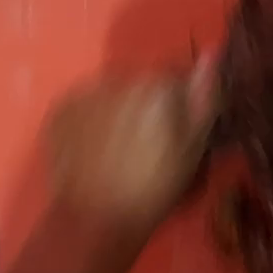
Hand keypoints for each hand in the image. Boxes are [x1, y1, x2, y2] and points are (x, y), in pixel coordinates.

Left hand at [44, 61, 217, 234]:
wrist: (96, 218)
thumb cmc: (155, 188)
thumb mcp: (193, 148)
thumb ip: (203, 98)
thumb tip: (211, 54)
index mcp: (157, 85)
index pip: (178, 75)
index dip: (183, 102)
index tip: (181, 129)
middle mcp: (119, 78)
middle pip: (144, 82)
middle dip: (150, 104)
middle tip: (152, 143)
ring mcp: (85, 93)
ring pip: (115, 93)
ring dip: (122, 111)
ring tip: (122, 149)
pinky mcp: (60, 110)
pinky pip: (87, 106)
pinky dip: (94, 121)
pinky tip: (99, 149)